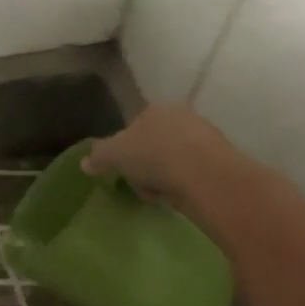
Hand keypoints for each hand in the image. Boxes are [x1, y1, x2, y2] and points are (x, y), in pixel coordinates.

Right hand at [82, 104, 247, 204]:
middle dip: (145, 166)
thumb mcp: (114, 155)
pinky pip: (191, 173)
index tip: (123, 170)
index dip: (125, 151)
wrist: (203, 172)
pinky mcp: (220, 159)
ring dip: (162, 178)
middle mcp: (181, 116)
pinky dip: (182, 184)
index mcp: (155, 109)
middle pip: (154, 145)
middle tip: (140, 185)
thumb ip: (99, 156)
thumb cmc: (153, 155)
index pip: (134, 128)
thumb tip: (84, 162)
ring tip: (159, 195)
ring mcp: (204, 136)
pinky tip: (178, 196)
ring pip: (172, 160)